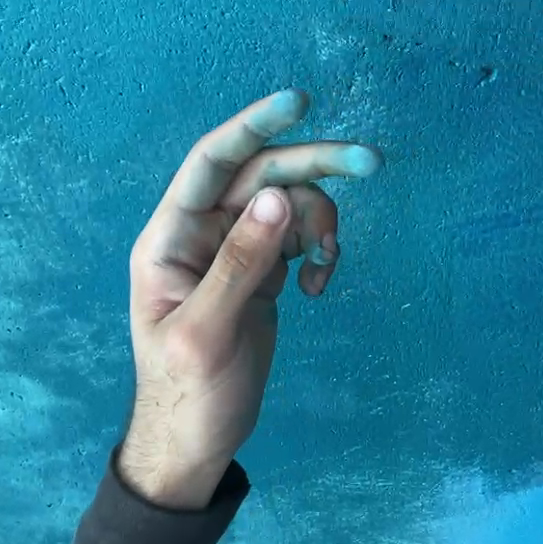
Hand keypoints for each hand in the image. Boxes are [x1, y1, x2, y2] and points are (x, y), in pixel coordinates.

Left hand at [118, 89, 380, 508]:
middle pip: (265, 174)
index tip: (297, 102)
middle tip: (371, 160)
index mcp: (171, 236)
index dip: (252, 125)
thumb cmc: (185, 393)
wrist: (198, 441)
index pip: (212, 161)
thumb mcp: (206, 333)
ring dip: (321, 222)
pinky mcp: (262, 266)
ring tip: (325, 265)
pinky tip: (317, 283)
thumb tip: (279, 197)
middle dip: (316, 166)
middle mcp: (204, 230)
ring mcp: (236, 247)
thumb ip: (239, 263)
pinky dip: (320, 249)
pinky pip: (300, 235)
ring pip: (291, 203)